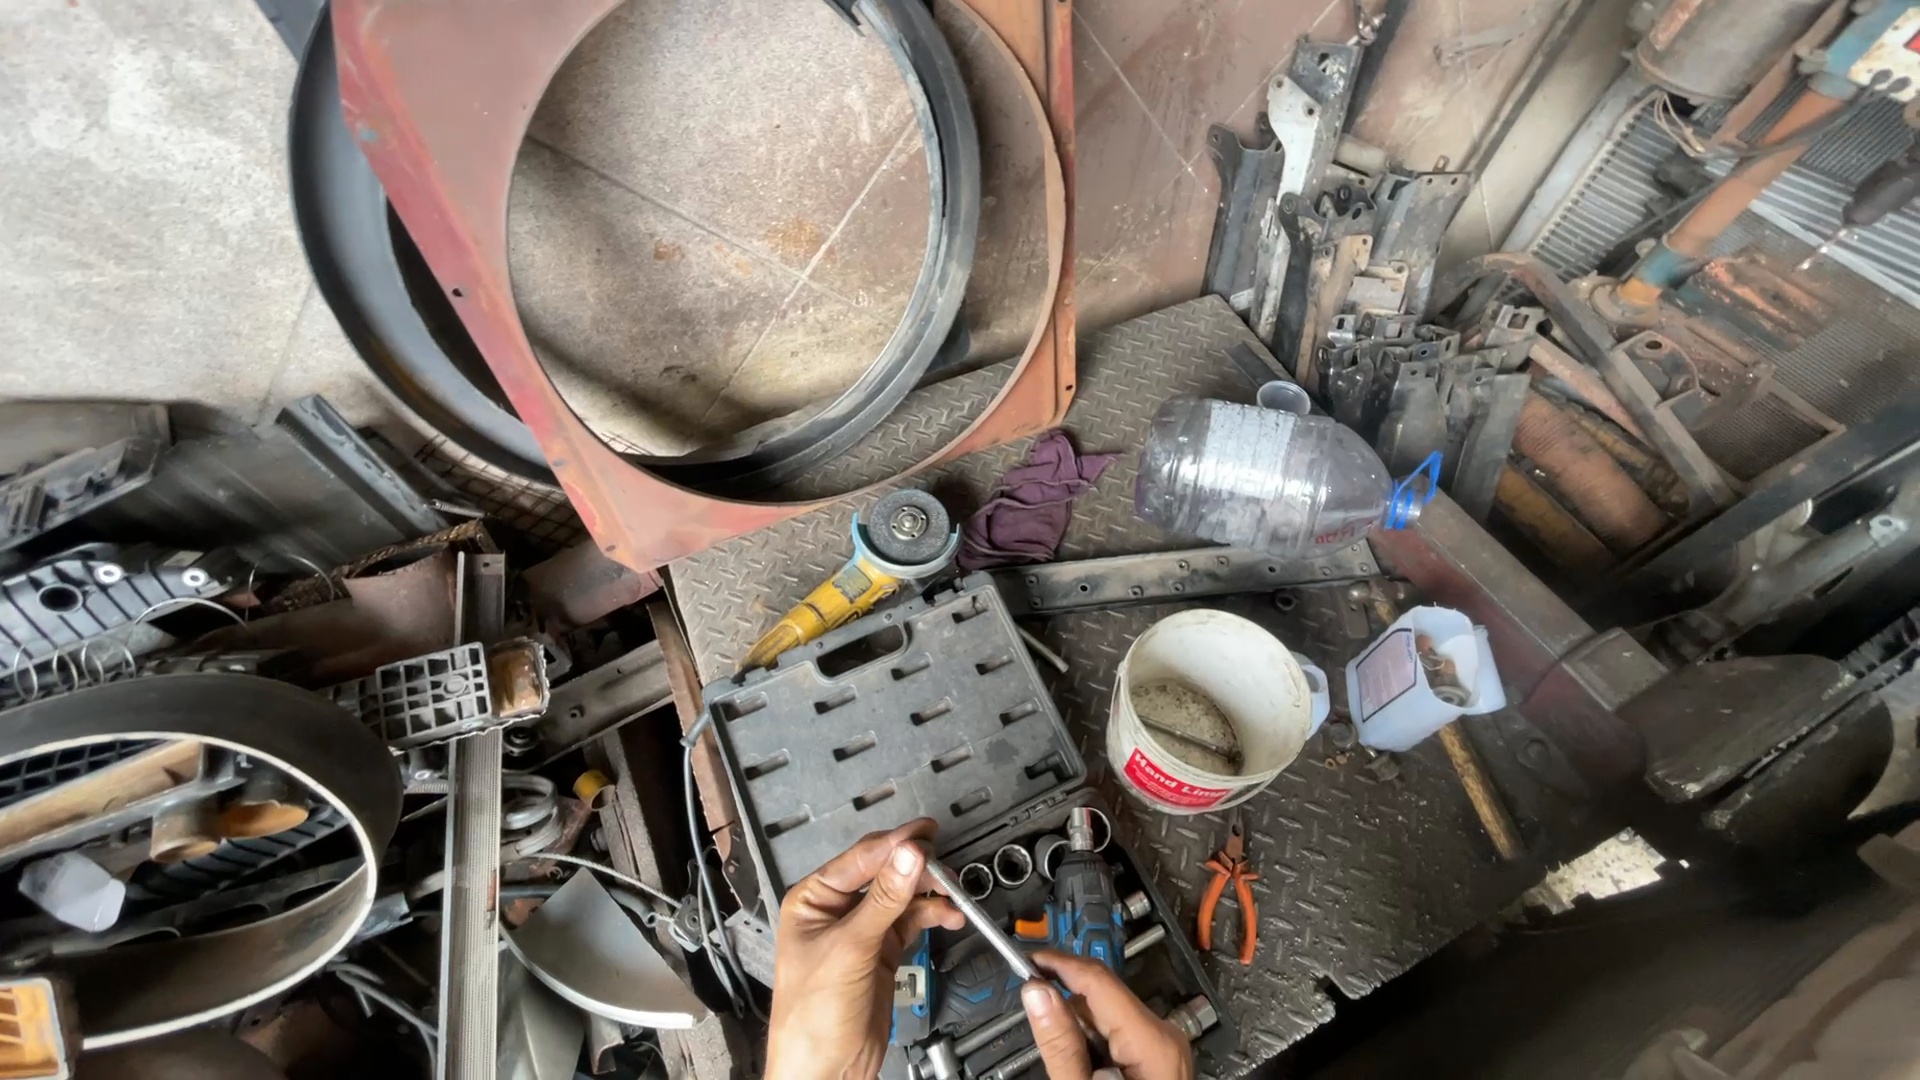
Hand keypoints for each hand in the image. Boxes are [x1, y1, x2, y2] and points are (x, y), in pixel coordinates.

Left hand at [767, 819, 964, 1079]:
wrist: (826, 1076)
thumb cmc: (812, 1018)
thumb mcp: (850, 949)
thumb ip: (884, 900)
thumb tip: (909, 854)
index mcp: (814, 898)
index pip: (861, 858)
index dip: (895, 844)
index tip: (926, 835)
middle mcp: (838, 907)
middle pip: (884, 872)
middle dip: (916, 867)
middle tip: (945, 864)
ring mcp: (863, 928)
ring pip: (903, 894)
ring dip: (929, 891)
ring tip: (953, 892)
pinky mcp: (884, 949)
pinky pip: (912, 920)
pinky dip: (933, 914)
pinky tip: (949, 915)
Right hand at [1019, 951, 1194, 1079]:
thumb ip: (1059, 1045)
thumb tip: (1036, 992)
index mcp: (1152, 1040)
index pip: (1096, 979)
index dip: (1057, 964)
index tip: (1024, 959)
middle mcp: (1165, 1036)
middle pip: (1101, 995)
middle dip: (1064, 1002)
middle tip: (1032, 1013)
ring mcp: (1164, 1049)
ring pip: (1106, 1014)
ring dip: (1076, 1026)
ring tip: (1063, 1061)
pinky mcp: (1159, 1061)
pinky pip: (1117, 1035)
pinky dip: (1092, 1043)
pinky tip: (1082, 1069)